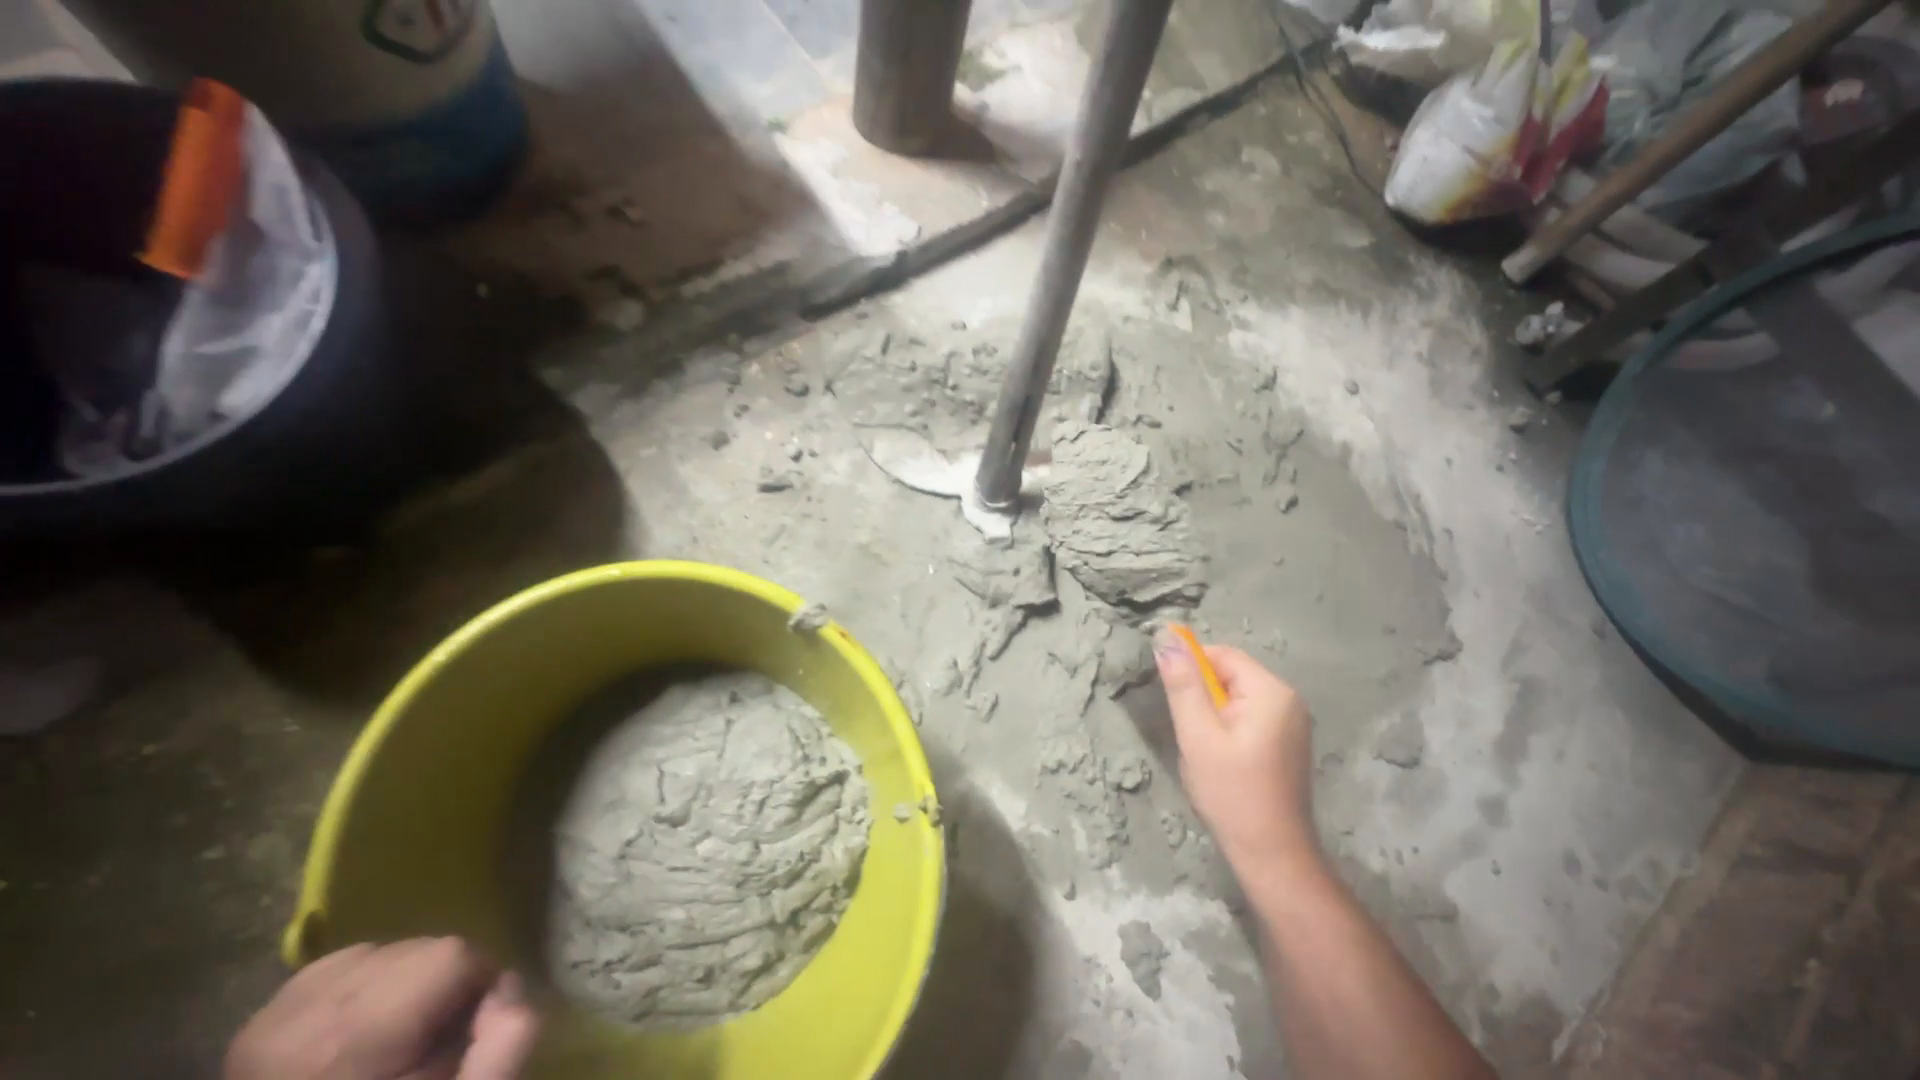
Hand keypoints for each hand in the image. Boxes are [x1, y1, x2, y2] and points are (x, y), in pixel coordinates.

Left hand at [225, 937, 539, 1079]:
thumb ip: (503, 1044)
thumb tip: (507, 987)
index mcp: (356, 1036)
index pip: (452, 954)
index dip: (477, 988)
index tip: (468, 1037)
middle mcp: (306, 1010)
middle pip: (418, 949)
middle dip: (441, 986)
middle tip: (432, 1048)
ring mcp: (274, 1014)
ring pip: (381, 954)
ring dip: (405, 985)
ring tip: (394, 1045)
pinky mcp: (255, 1024)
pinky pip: (338, 972)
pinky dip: (365, 992)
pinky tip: (357, 1038)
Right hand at [1155, 636, 1318, 874]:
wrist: (1272, 853)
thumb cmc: (1231, 793)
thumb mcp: (1197, 736)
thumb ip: (1183, 684)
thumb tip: (1166, 637)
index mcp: (1271, 691)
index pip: (1223, 654)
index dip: (1192, 669)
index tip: (1174, 702)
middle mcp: (1289, 700)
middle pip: (1232, 675)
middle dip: (1203, 697)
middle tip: (1191, 735)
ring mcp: (1293, 723)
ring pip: (1238, 699)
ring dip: (1213, 716)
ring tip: (1206, 752)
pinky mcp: (1288, 744)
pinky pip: (1251, 718)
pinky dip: (1229, 730)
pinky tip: (1222, 762)